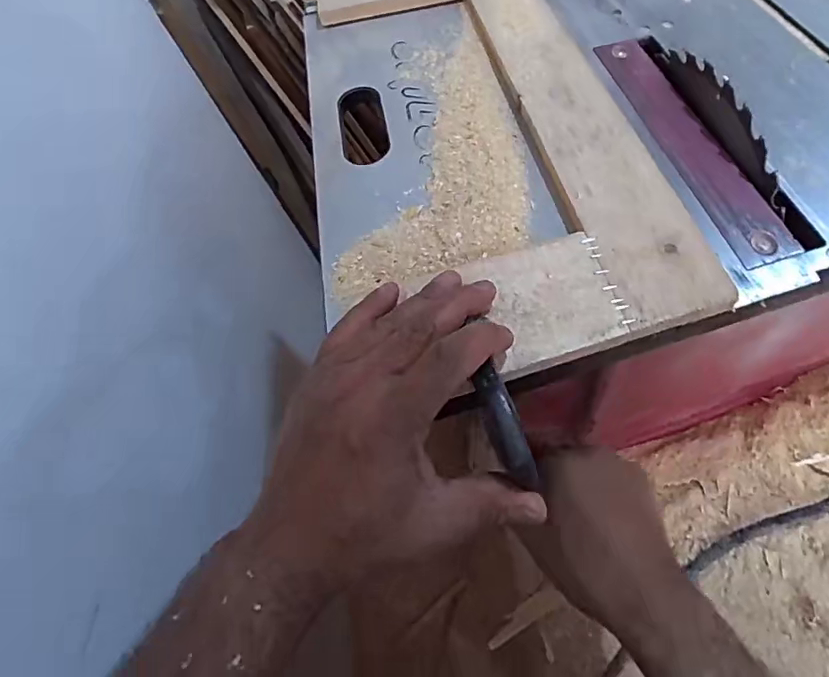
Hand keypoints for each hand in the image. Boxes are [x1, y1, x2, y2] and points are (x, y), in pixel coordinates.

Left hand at [242, 273, 548, 597]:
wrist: (287, 547)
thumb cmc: (365, 536)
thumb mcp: (433, 524)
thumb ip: (488, 504)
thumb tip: (541, 507)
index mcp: (396, 416)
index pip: (449, 358)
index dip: (481, 339)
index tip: (505, 336)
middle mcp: (365, 383)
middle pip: (419, 328)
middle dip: (457, 305)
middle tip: (486, 289)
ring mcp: (336, 376)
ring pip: (387, 324)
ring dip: (422, 299)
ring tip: (452, 280)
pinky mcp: (316, 377)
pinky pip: (346, 329)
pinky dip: (370, 306)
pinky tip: (391, 290)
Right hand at [519, 448, 768, 676]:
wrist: (644, 589)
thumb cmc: (582, 566)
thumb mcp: (534, 540)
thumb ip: (515, 502)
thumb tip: (506, 482)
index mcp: (557, 460)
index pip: (531, 453)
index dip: (526, 475)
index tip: (525, 497)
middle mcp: (588, 449)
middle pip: (563, 458)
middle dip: (557, 479)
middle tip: (554, 513)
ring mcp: (618, 460)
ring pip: (590, 468)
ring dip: (584, 485)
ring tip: (585, 523)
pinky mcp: (642, 477)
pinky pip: (614, 479)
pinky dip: (608, 494)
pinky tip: (611, 525)